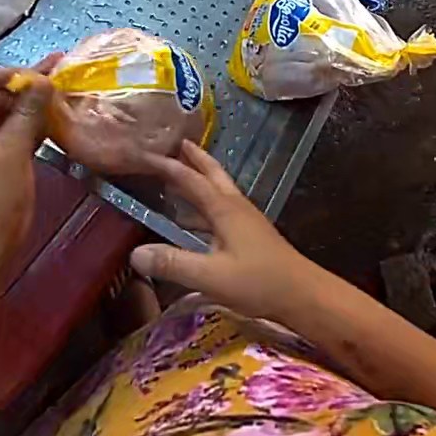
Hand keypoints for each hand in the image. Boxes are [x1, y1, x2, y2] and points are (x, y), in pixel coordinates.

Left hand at [0, 67, 53, 285]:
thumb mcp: (9, 154)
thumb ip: (26, 115)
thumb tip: (42, 78)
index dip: (15, 73)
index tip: (49, 71)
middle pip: (4, 96)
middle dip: (32, 81)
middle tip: (68, 67)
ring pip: (19, 113)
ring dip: (41, 101)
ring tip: (72, 86)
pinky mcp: (11, 162)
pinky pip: (27, 132)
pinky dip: (45, 122)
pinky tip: (66, 115)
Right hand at [128, 141, 323, 321]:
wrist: (301, 292)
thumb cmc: (258, 281)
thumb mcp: (210, 276)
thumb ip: (173, 263)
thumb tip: (134, 252)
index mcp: (225, 209)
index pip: (191, 180)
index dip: (168, 166)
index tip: (147, 152)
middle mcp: (236, 207)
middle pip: (213, 174)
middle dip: (194, 158)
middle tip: (176, 143)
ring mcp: (246, 219)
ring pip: (219, 190)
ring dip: (201, 178)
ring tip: (180, 174)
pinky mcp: (250, 233)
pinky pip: (222, 208)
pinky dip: (206, 203)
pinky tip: (195, 218)